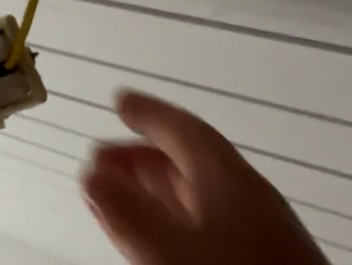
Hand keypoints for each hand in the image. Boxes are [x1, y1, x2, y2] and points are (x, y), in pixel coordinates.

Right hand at [84, 92, 326, 264]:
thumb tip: (90, 175)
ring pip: (200, 201)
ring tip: (117, 199)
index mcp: (232, 181)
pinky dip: (174, 224)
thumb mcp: (169, 252)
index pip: (185, 130)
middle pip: (191, 165)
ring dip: (155, 193)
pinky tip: (156, 243)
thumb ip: (126, 213)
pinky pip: (209, 231)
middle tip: (100, 158)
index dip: (149, 113)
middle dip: (141, 157)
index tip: (118, 102)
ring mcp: (262, 241)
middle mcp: (250, 202)